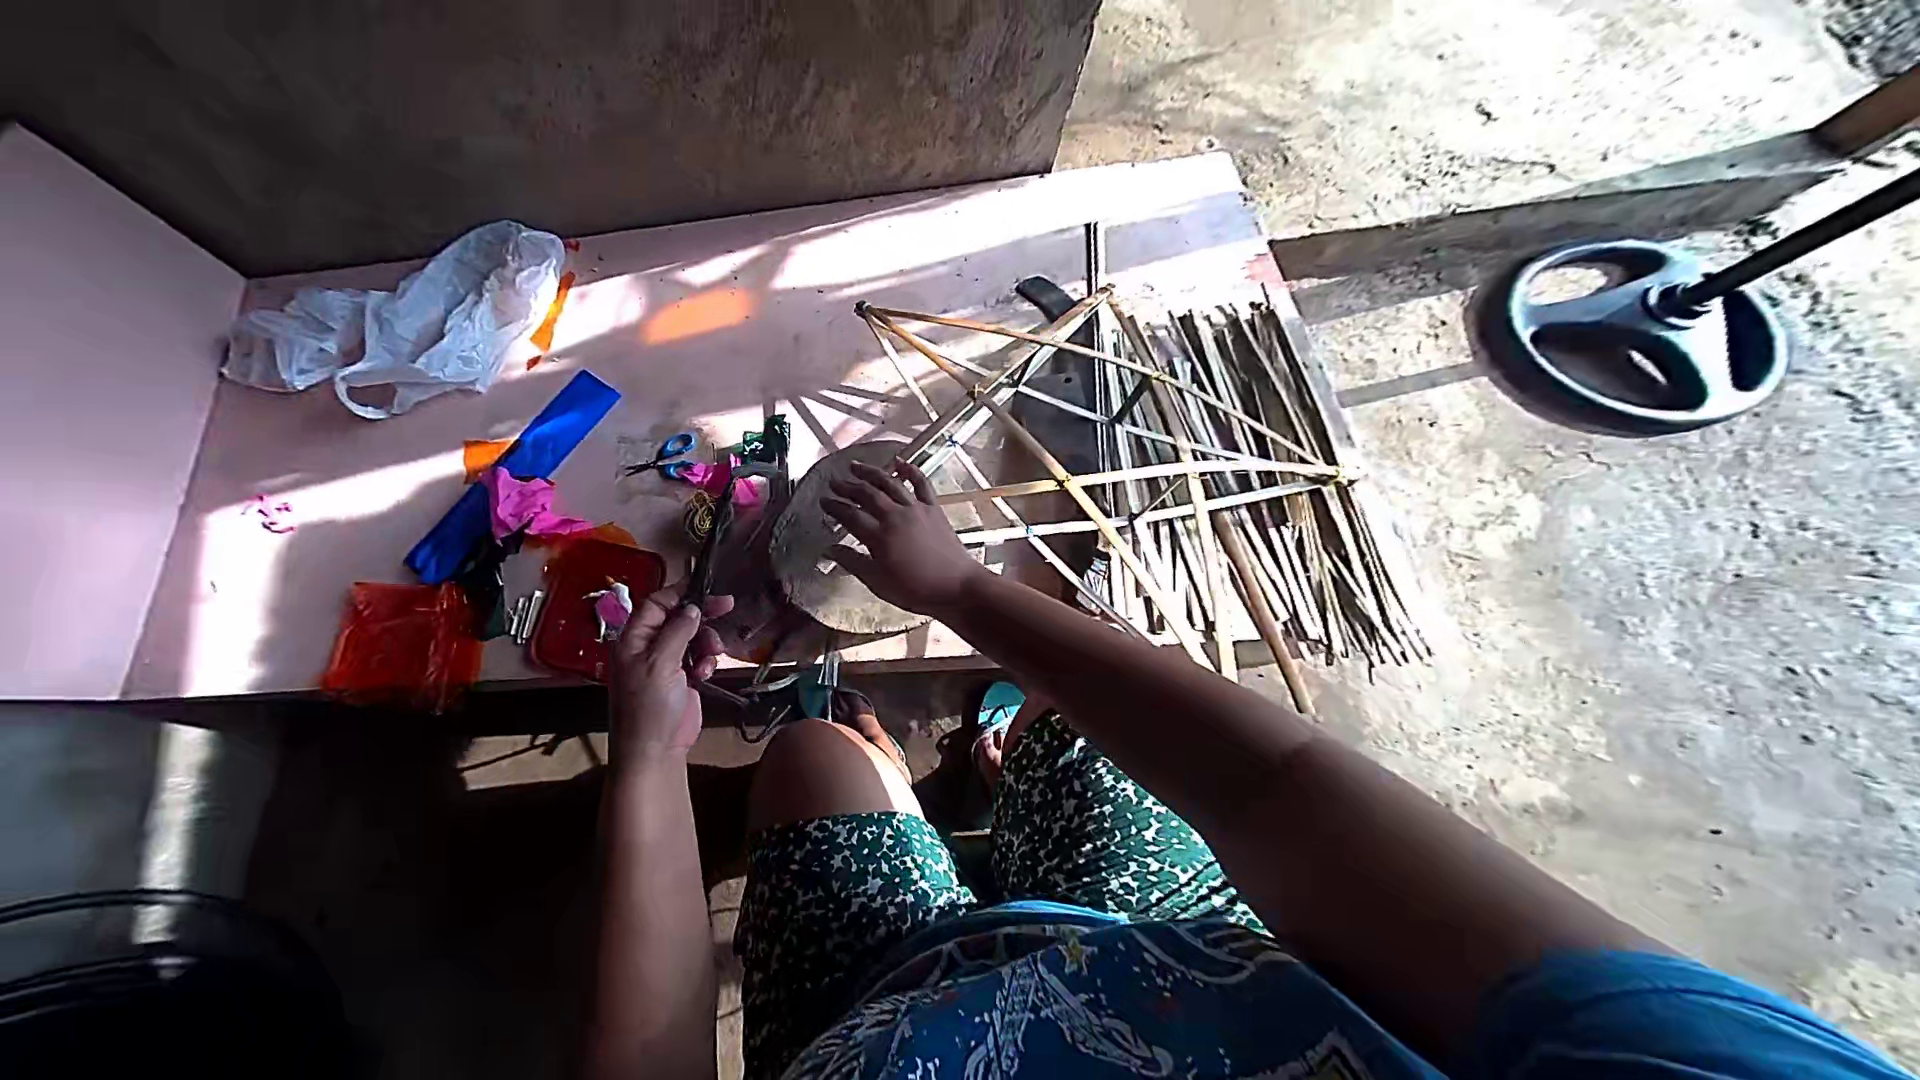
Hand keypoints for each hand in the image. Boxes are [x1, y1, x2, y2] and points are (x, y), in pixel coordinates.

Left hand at [610, 586, 733, 761]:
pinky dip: (706, 660)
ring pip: (693, 635)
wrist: (655, 750)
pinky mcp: (682, 677)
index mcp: (633, 639)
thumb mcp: (660, 664)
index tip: (709, 590)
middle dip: (701, 616)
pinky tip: (705, 674)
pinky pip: (699, 656)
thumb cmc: (649, 707)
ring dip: (706, 641)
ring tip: (711, 657)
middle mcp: (648, 647)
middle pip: (678, 617)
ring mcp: (665, 662)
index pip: (656, 603)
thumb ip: (676, 631)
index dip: (681, 593)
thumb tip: (692, 608)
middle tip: (727, 607)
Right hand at [822, 459, 982, 614]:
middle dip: (847, 487)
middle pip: (866, 495)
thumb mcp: (878, 582)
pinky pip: (921, 483)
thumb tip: (829, 550)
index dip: (834, 507)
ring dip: (871, 472)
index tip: (824, 502)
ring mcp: (916, 509)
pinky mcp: (933, 508)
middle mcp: (895, 516)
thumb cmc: (915, 589)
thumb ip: (852, 562)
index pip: (850, 516)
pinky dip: (910, 470)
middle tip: (834, 482)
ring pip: (889, 483)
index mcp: (879, 536)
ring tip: (856, 466)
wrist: (956, 586)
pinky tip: (900, 461)